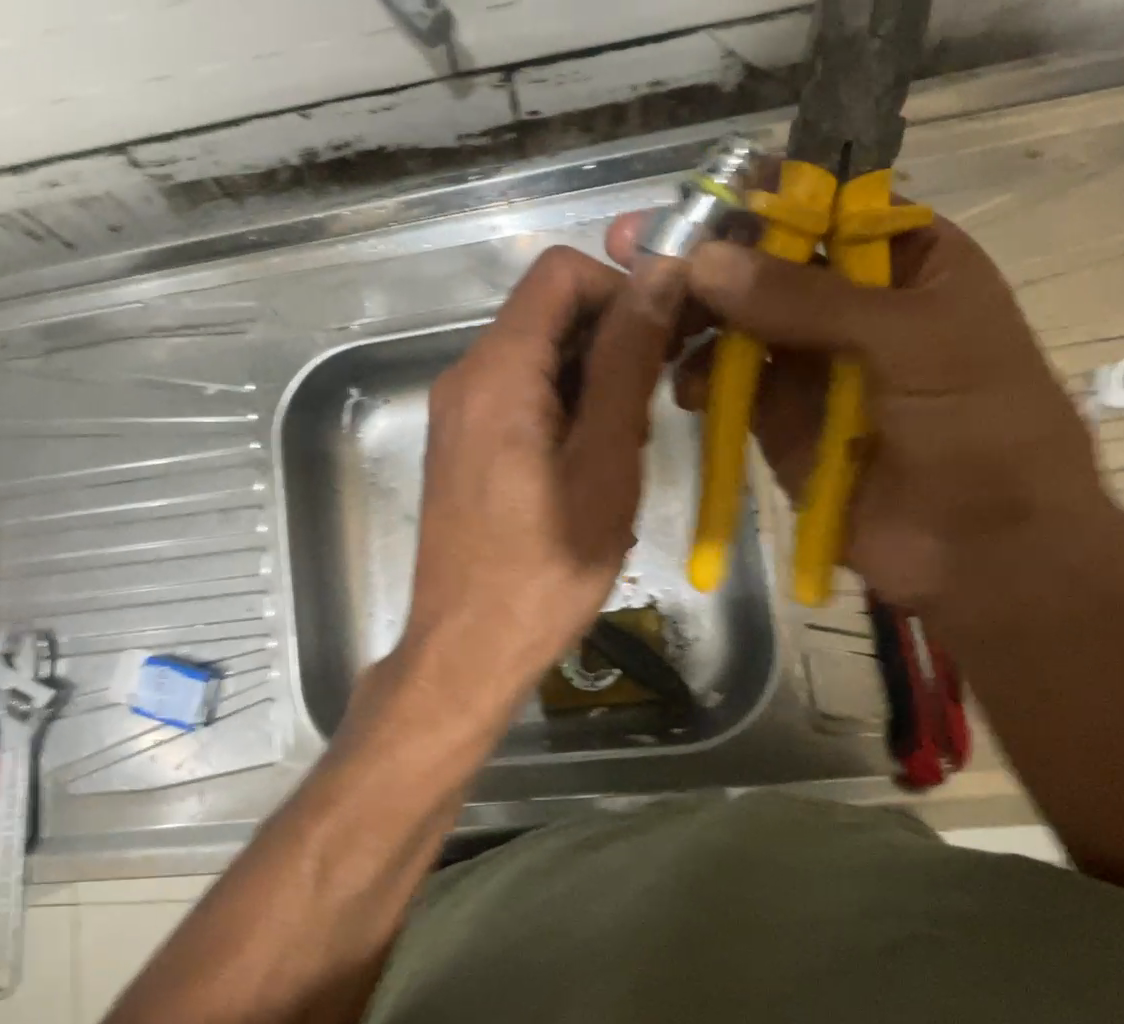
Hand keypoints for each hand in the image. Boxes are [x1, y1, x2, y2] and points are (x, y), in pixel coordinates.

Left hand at [384, 246, 687, 717]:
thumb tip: (658, 276)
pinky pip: (520, 401)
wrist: (468, 651)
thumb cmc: (546, 568)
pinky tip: (592, 473)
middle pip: (548, 316)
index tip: (666, 339)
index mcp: (496, 371)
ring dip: (594, 388)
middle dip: (612, 345)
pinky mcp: (460, 448)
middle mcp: (465, 379)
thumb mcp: (604, 462)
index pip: (560, 273)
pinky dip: (565, 415)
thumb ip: (627, 362)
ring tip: (623, 457)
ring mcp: (457, 415)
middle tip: (653, 413)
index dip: (621, 288)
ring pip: (539, 361)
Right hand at [606, 212, 1111, 611]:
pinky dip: (700, 379)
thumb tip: (703, 260)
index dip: (761, 196)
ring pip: (736, 321)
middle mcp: (851, 303)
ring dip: (693, 316)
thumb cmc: (978, 426)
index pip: (824, 206)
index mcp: (905, 261)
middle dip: (705, 254)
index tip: (696, 196)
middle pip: (765, 261)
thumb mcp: (912, 340)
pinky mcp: (775, 420)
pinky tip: (687, 388)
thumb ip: (808, 299)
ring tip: (652, 320)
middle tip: (636, 245)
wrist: (981, 549)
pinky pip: (727, 384)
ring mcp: (808, 364)